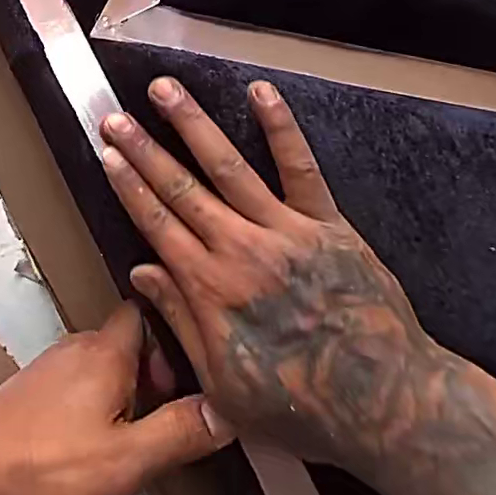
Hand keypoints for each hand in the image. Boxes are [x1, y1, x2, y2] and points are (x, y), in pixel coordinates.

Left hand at [0, 302, 233, 494]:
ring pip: (98, 364)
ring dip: (118, 392)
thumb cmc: (43, 467)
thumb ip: (177, 433)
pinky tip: (84, 442)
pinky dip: (88, 403)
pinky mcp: (30, 390)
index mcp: (106, 353)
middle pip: (125, 342)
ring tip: (123, 436)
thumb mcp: (126, 461)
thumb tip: (222, 413)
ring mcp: (50, 366)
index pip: (144, 313)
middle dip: (147, 375)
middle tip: (154, 418)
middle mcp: (77, 348)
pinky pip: (73, 383)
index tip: (181, 372)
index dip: (167, 337)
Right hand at [98, 78, 446, 475]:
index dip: (128, 185)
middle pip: (180, 188)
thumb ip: (181, 319)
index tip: (108, 155)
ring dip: (192, 124)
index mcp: (211, 288)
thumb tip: (141, 273)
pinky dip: (280, 127)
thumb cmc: (302, 404)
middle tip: (115, 117)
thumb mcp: (224, 384)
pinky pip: (299, 166)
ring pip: (228, 165)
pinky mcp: (325, 221)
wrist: (387, 404)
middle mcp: (240, 248)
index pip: (156, 223)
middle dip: (143, 149)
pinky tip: (260, 91)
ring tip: (165, 90)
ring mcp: (283, 229)